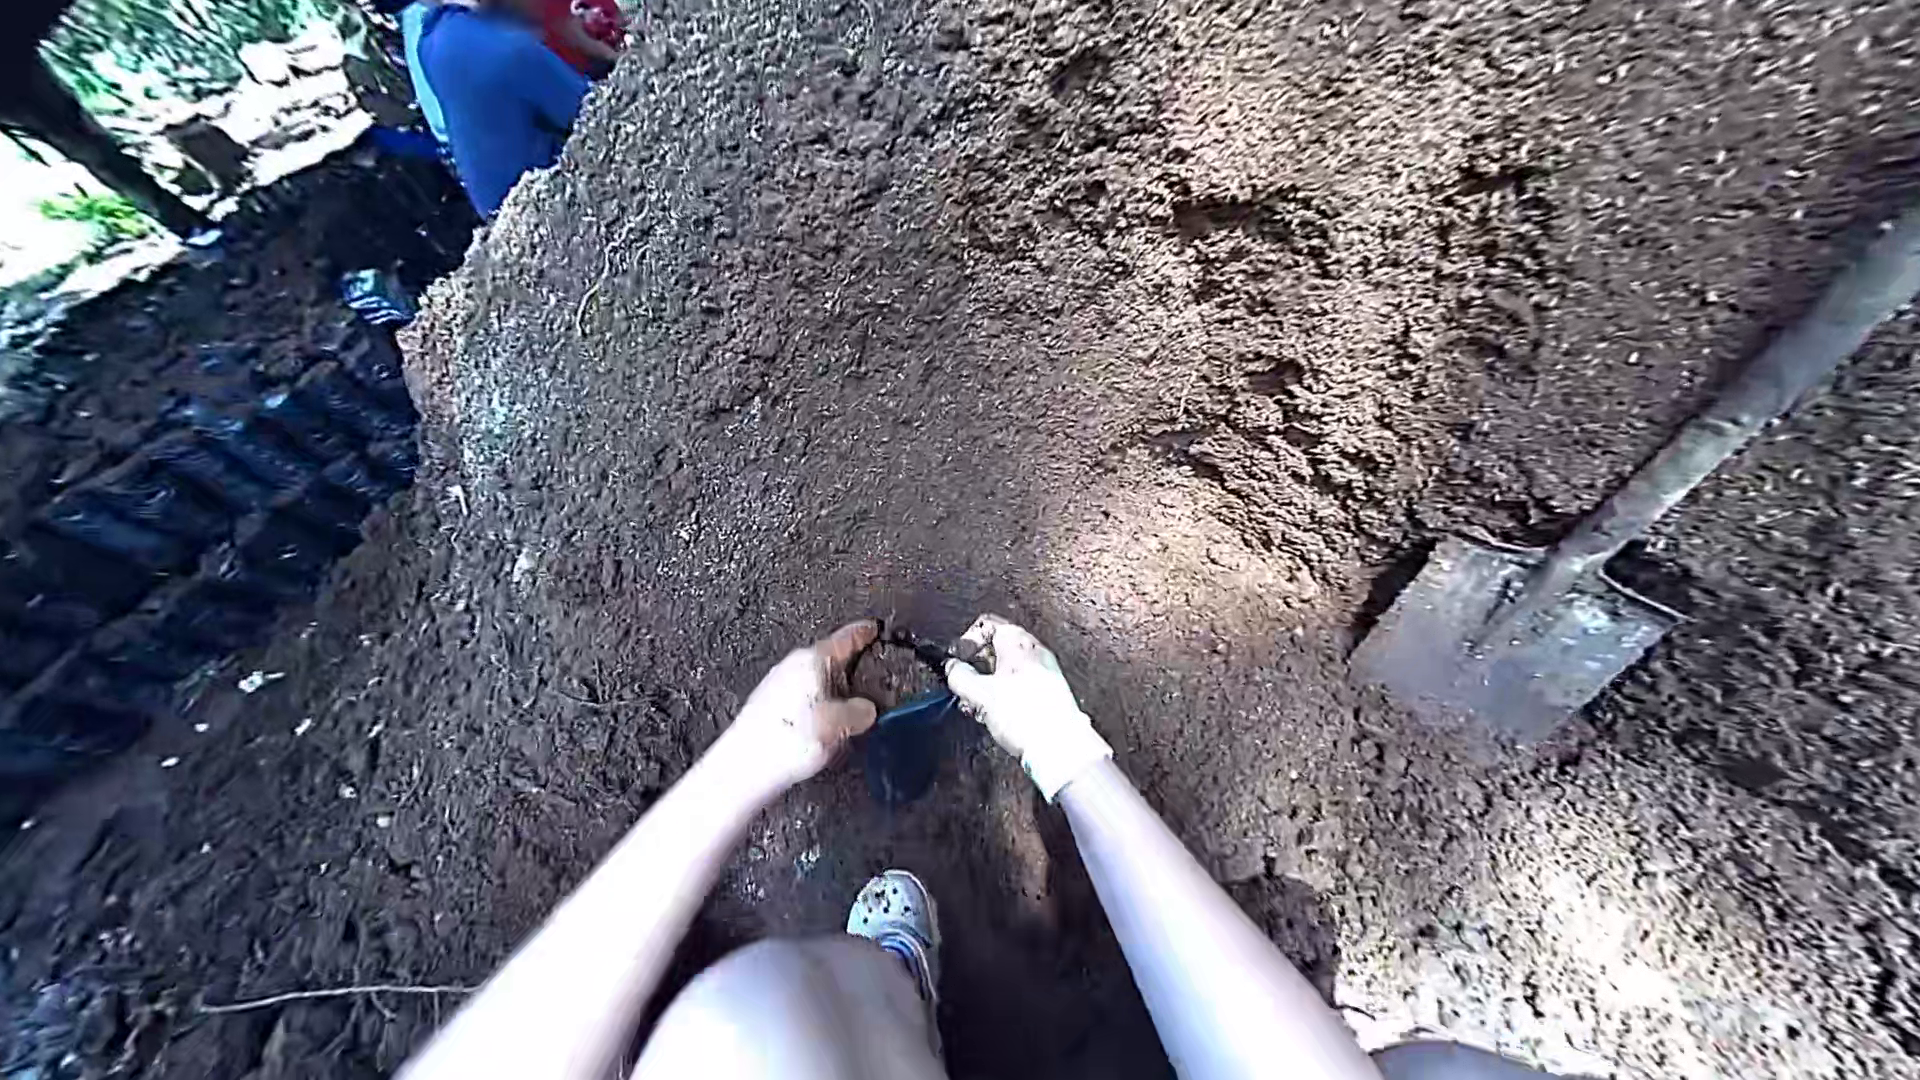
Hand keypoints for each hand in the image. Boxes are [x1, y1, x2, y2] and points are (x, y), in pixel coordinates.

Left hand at [725, 619, 880, 789]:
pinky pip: (803, 695)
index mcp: (812, 660)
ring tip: (847, 708)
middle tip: (869, 675)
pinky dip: (817, 703)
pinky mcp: (770, 704)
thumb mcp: (839, 726)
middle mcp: (793, 665)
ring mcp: (779, 683)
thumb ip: (860, 713)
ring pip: (816, 678)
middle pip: (830, 658)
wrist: (743, 767)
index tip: (873, 628)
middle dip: (850, 666)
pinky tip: (820, 725)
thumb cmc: (784, 742)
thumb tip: (866, 710)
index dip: (864, 632)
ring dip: (833, 688)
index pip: (845, 637)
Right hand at [944, 614, 1110, 800]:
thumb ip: (960, 676)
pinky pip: (1021, 684)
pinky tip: (998, 713)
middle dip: (977, 664)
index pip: (988, 624)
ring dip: (990, 682)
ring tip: (979, 703)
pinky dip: (1006, 693)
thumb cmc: (1027, 717)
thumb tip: (951, 667)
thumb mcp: (980, 695)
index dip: (967, 641)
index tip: (957, 659)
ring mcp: (1045, 672)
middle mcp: (1035, 652)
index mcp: (1019, 643)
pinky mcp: (1051, 693)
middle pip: (998, 646)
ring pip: (1009, 667)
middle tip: (966, 683)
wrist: (1061, 748)